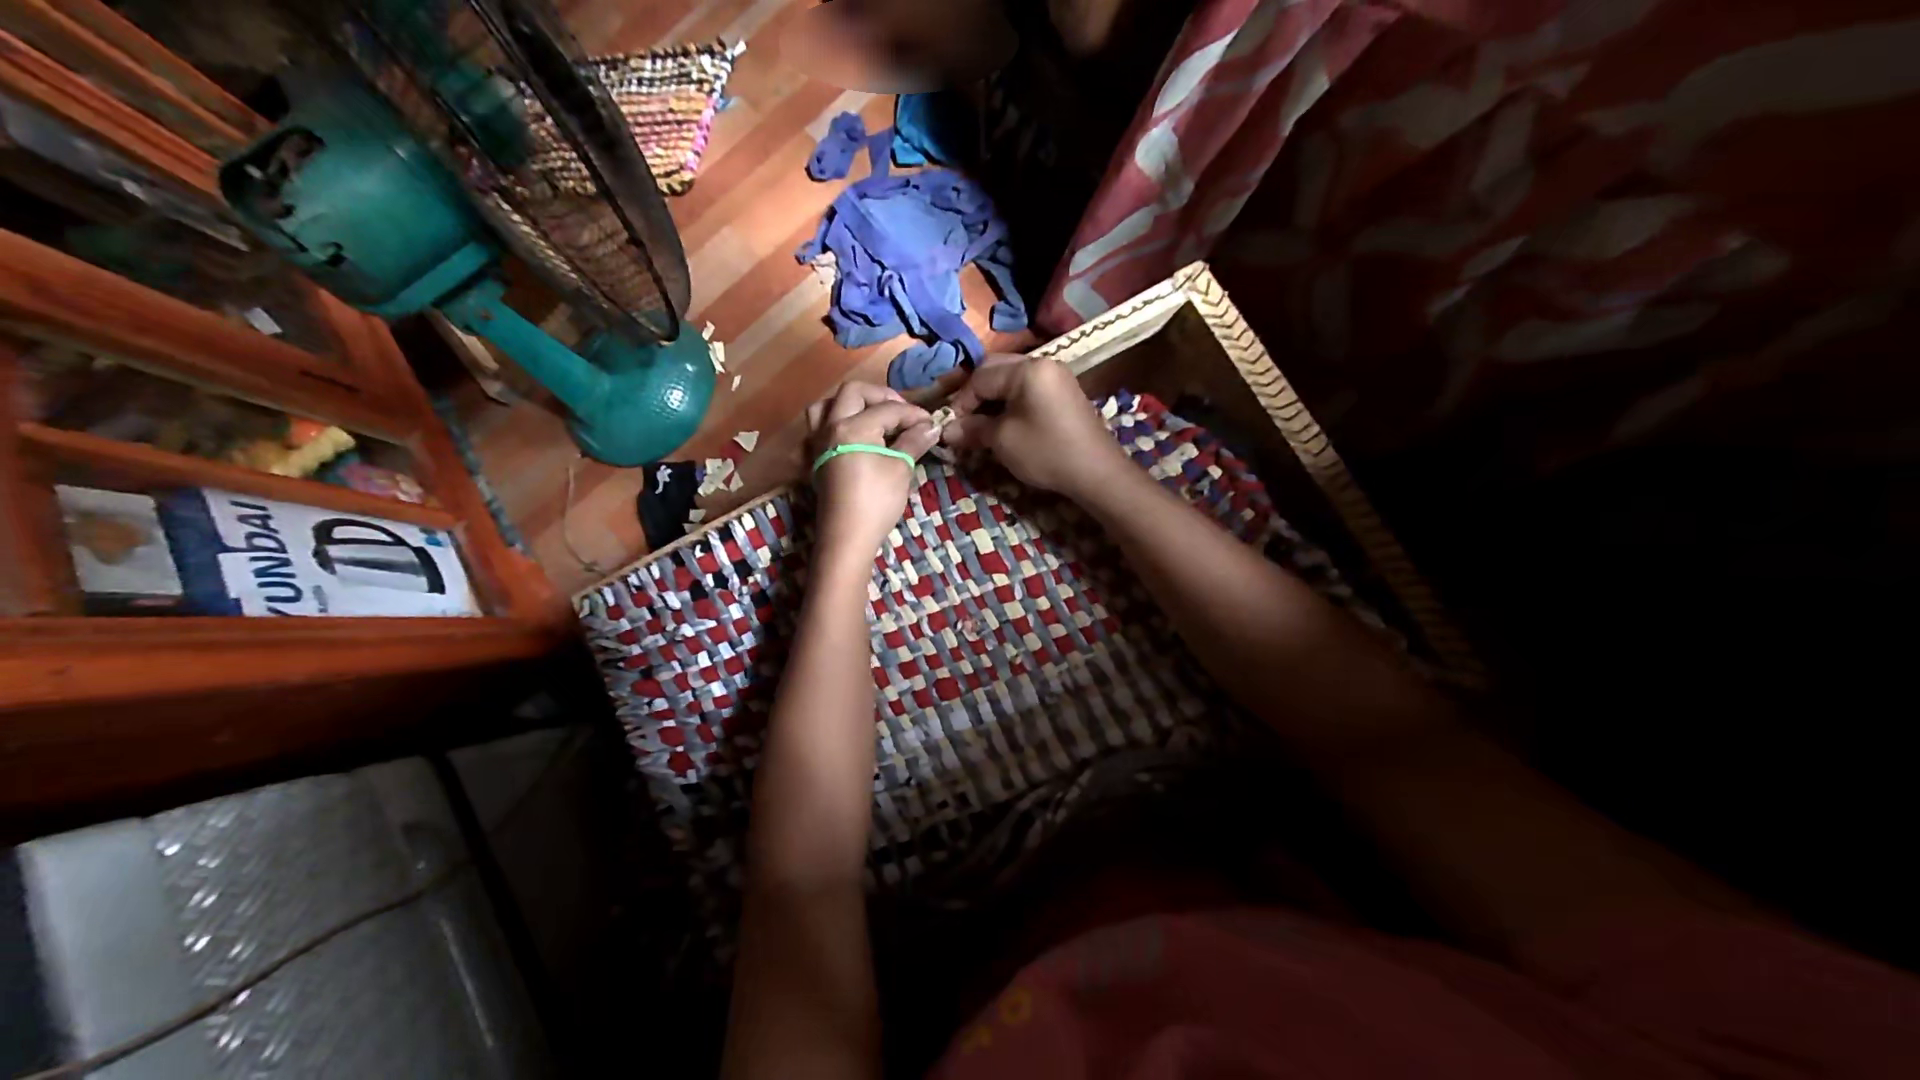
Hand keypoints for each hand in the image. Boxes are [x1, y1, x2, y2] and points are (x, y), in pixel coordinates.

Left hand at [806, 382, 936, 556]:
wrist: (846, 537)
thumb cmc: (876, 501)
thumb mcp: (901, 469)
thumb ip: (914, 442)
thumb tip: (931, 426)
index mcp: (853, 426)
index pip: (888, 408)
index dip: (913, 413)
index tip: (931, 424)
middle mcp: (830, 426)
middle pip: (853, 392)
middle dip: (881, 396)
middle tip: (901, 412)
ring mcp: (818, 442)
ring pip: (827, 405)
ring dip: (851, 403)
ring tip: (872, 416)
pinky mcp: (815, 458)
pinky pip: (818, 427)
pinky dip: (835, 422)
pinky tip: (851, 436)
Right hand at [942, 354, 1128, 498]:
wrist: (1096, 472)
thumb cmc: (1046, 452)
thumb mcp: (1003, 441)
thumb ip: (973, 429)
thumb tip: (947, 430)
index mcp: (1026, 369)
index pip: (980, 376)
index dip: (961, 401)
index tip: (951, 426)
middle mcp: (1042, 363)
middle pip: (996, 369)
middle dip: (976, 394)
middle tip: (965, 421)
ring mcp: (1056, 376)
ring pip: (1012, 378)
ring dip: (993, 398)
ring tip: (983, 424)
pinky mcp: (1064, 393)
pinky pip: (1029, 388)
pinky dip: (1012, 402)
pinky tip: (1005, 423)